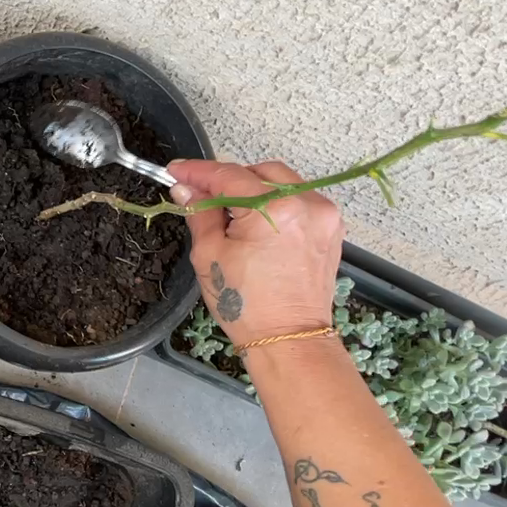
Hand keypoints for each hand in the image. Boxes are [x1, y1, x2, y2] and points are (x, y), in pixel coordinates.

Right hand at [167, 159, 344, 346]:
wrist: (287, 336)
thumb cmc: (246, 304)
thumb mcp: (209, 256)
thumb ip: (199, 215)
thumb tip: (187, 191)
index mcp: (273, 210)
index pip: (228, 176)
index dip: (198, 172)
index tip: (176, 171)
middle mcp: (306, 204)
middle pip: (258, 171)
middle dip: (227, 179)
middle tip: (199, 196)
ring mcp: (323, 214)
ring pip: (280, 182)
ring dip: (251, 190)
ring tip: (227, 214)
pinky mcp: (330, 227)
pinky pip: (297, 200)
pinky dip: (273, 203)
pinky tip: (254, 224)